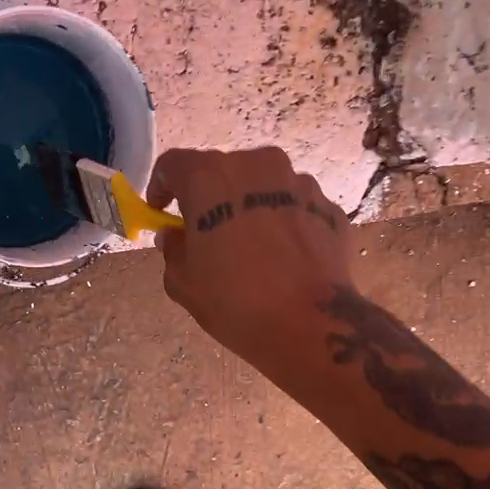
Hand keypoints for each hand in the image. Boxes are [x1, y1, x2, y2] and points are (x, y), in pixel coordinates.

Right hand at [146, 147, 355, 368]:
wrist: (309, 324)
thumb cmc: (234, 301)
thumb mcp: (183, 283)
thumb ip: (172, 249)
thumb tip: (175, 236)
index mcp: (210, 178)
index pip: (174, 164)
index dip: (161, 186)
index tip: (161, 211)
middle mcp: (256, 165)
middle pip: (222, 171)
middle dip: (208, 197)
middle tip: (205, 234)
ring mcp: (299, 182)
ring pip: (262, 185)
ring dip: (249, 207)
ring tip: (249, 248)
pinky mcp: (328, 206)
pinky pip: (293, 207)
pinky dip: (282, 223)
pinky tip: (281, 258)